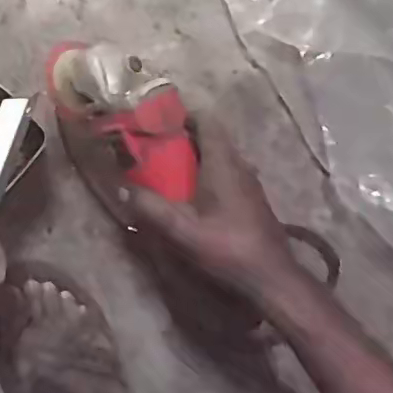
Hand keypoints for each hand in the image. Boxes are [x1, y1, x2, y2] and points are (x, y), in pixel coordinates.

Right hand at [125, 114, 305, 305]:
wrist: (271, 278)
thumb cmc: (228, 247)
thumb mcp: (182, 229)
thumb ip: (150, 207)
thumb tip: (120, 189)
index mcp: (223, 162)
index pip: (205, 120)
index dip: (180, 114)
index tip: (155, 120)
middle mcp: (239, 165)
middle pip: (210, 136)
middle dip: (181, 135)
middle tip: (153, 144)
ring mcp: (248, 182)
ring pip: (219, 155)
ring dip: (194, 155)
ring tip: (166, 167)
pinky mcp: (251, 199)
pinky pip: (225, 172)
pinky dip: (205, 172)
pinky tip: (191, 193)